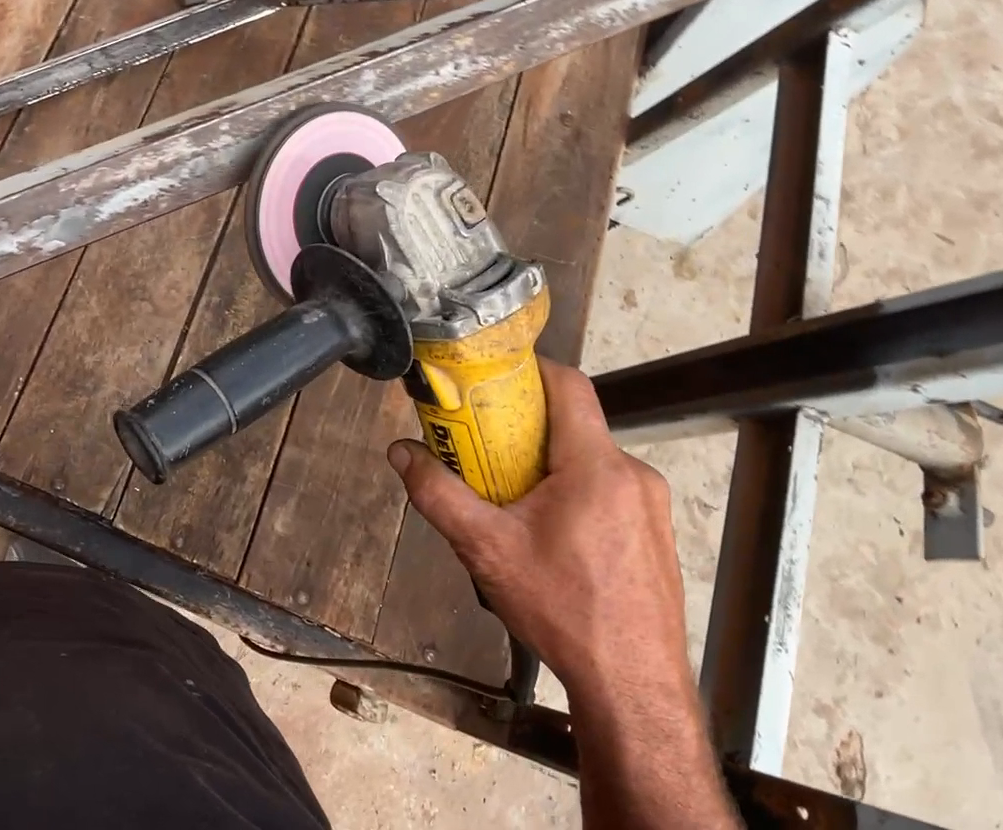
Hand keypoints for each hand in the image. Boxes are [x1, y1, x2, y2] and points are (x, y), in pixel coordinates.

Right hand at [388, 362, 735, 827]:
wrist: (633, 684)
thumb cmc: (562, 608)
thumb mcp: (484, 548)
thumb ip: (437, 494)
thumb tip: (401, 452)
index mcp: (597, 468)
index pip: (569, 387)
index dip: (527, 369)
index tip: (486, 378)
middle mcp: (632, 475)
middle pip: (569, 426)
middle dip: (517, 429)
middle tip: (474, 450)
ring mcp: (649, 506)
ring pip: (584, 461)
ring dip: (539, 466)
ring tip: (500, 501)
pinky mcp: (652, 534)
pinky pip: (602, 491)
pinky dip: (564, 493)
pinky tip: (537, 535)